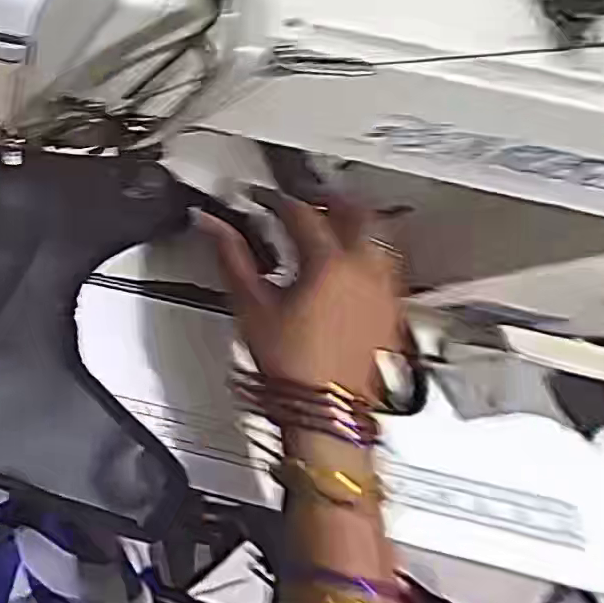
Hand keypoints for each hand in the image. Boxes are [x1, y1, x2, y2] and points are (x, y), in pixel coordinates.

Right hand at [194, 187, 399, 398]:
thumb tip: (211, 224)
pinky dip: (368, 249)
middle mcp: (364, 272)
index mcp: (328, 264)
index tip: (261, 198)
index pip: (302, 213)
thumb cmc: (292, 362)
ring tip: (330, 219)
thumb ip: (230, 253)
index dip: (277, 200)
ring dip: (354, 221)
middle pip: (356, 214)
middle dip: (328, 199)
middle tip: (305, 196)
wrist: (325, 406)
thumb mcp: (249, 300)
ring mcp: (384, 291)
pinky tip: (351, 257)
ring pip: (379, 236)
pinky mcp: (391, 309)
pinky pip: (388, 264)